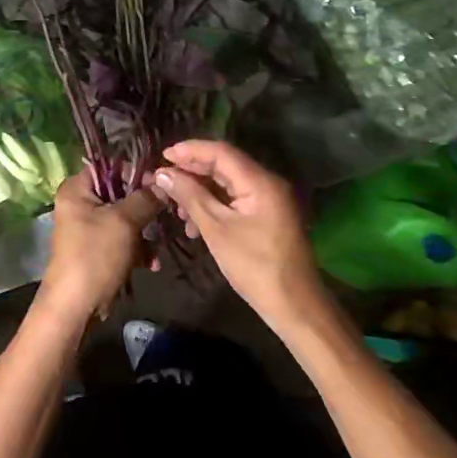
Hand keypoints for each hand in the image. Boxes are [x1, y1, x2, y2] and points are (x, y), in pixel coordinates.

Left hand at [37, 174, 163, 321]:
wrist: (77, 305)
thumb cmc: (95, 255)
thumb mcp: (123, 222)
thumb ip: (144, 199)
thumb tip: (162, 184)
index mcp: (76, 189)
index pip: (109, 167)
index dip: (135, 172)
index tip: (161, 182)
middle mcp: (80, 203)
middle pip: (120, 193)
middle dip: (145, 207)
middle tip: (169, 212)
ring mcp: (88, 227)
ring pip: (125, 218)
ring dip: (145, 232)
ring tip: (159, 244)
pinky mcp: (98, 249)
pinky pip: (123, 240)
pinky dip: (137, 250)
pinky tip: (152, 264)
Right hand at [151, 140, 327, 325]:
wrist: (295, 306)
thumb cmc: (255, 266)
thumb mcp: (216, 229)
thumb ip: (189, 196)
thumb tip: (163, 173)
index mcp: (260, 182)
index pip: (220, 152)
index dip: (189, 150)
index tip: (162, 156)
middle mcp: (267, 184)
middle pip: (223, 165)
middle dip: (191, 171)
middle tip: (162, 179)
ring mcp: (268, 200)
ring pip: (226, 184)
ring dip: (199, 190)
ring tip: (175, 206)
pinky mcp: (266, 216)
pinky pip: (234, 200)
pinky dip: (212, 205)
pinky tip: (194, 223)